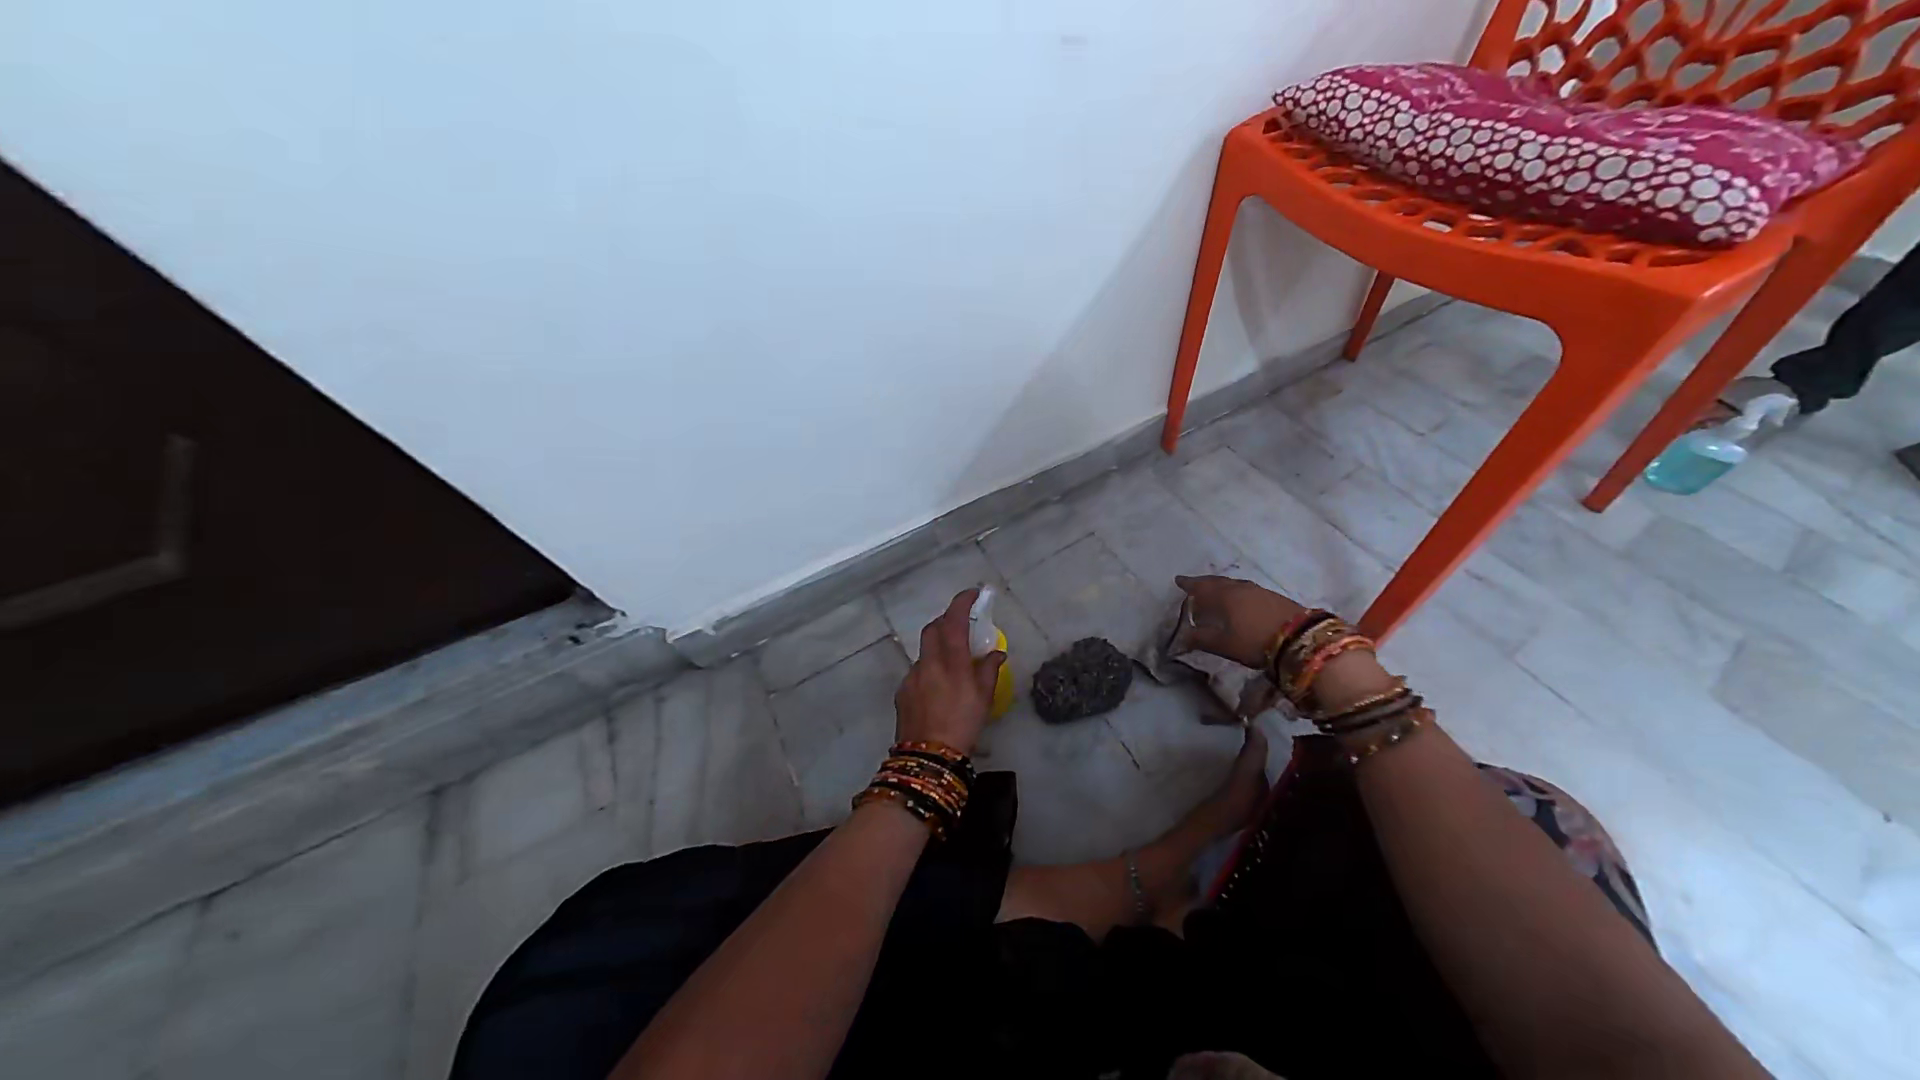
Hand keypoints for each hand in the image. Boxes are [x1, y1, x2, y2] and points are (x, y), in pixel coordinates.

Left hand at [893, 588, 1005, 754]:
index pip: (954, 620)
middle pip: (933, 629)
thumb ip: (989, 670)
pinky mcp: (902, 691)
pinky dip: (929, 671)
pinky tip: (938, 690)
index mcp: (952, 661)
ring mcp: (912, 676)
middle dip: (946, 621)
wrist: (929, 755)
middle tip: (961, 626)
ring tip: (953, 666)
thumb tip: (996, 653)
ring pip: (925, 652)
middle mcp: (929, 662)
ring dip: (938, 650)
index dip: (961, 602)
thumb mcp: (984, 698)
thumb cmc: (964, 724)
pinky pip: (917, 672)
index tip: (972, 594)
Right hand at [1174, 575, 1306, 669]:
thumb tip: (1182, 637)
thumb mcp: (1224, 644)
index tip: (1178, 580)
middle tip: (1194, 585)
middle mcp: (1241, 588)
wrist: (1301, 639)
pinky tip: (1239, 601)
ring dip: (1222, 587)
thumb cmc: (1255, 641)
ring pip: (1234, 585)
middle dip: (1205, 583)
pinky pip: (1247, 590)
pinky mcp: (1274, 598)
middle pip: (1219, 582)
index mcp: (1225, 596)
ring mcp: (1260, 591)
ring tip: (1216, 593)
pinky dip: (1237, 592)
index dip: (1189, 584)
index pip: (1202, 586)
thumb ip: (1202, 639)